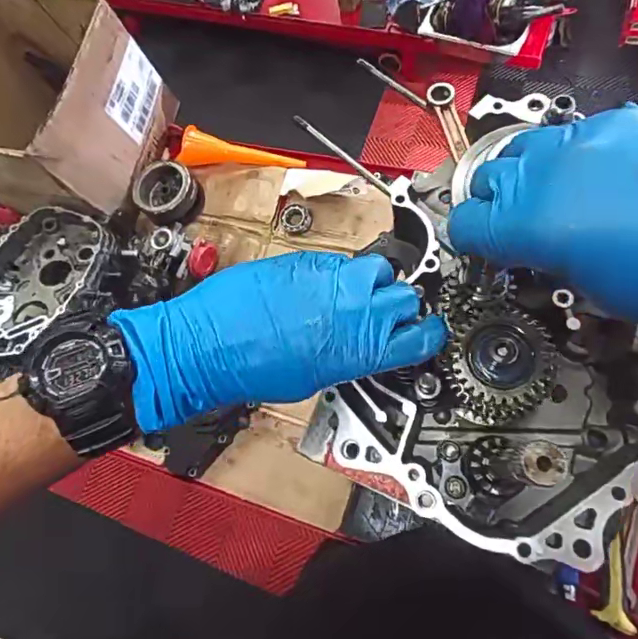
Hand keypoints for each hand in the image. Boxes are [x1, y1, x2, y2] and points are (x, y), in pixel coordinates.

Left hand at [110, 252, 446, 431]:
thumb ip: (354, 354)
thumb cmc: (253, 369)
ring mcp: (336, 282)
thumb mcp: (319, 377)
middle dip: (398, 302)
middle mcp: (357, 312)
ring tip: (351, 291)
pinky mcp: (312, 261)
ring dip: (371, 279)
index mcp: (364, 349)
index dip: (430, 331)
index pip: (422, 335)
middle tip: (382, 308)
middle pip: (406, 296)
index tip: (428, 327)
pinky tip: (318, 285)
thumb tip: (364, 341)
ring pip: (378, 268)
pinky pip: (340, 261)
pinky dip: (337, 271)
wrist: (208, 345)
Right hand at [448, 101, 637, 426]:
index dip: (470, 235)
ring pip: (552, 146)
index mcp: (558, 216)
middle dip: (498, 198)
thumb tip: (552, 250)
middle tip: (512, 225)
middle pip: (503, 168)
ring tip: (576, 208)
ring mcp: (620, 130)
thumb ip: (570, 262)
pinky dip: (599, 162)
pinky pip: (604, 137)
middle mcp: (578, 158)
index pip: (477, 216)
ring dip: (548, 177)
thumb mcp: (625, 297)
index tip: (478, 245)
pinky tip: (631, 187)